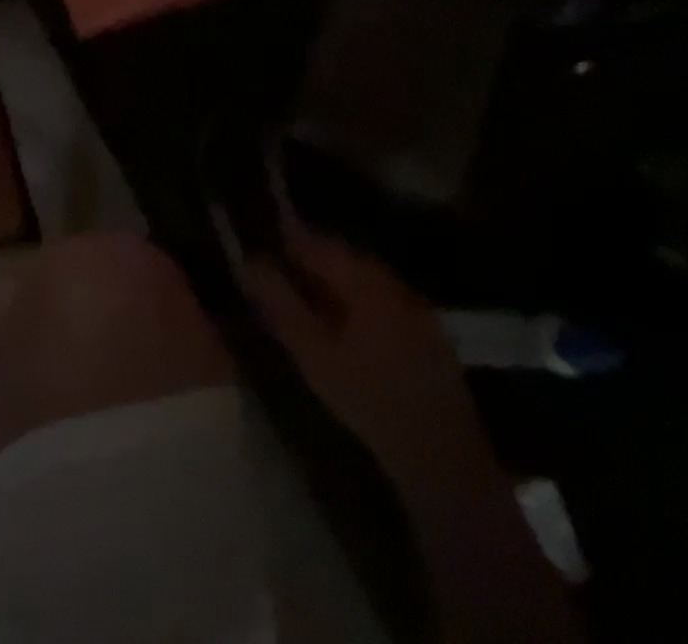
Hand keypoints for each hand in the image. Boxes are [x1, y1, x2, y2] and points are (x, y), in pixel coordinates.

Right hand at [242, 228, 486, 477]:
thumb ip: (278, 302)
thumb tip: (249, 261)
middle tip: (268, 262)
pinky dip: (349, 299)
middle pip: (346, 259)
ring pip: (363, 281)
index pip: (320, 245)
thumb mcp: (310, 350)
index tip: (254, 235)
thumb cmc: (366, 397)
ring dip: (328, 279)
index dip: (285, 237)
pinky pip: (379, 301)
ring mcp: (418, 313)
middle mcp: (398, 289)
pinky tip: (334, 318)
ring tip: (294, 289)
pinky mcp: (427, 336)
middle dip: (306, 256)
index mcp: (370, 286)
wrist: (438, 453)